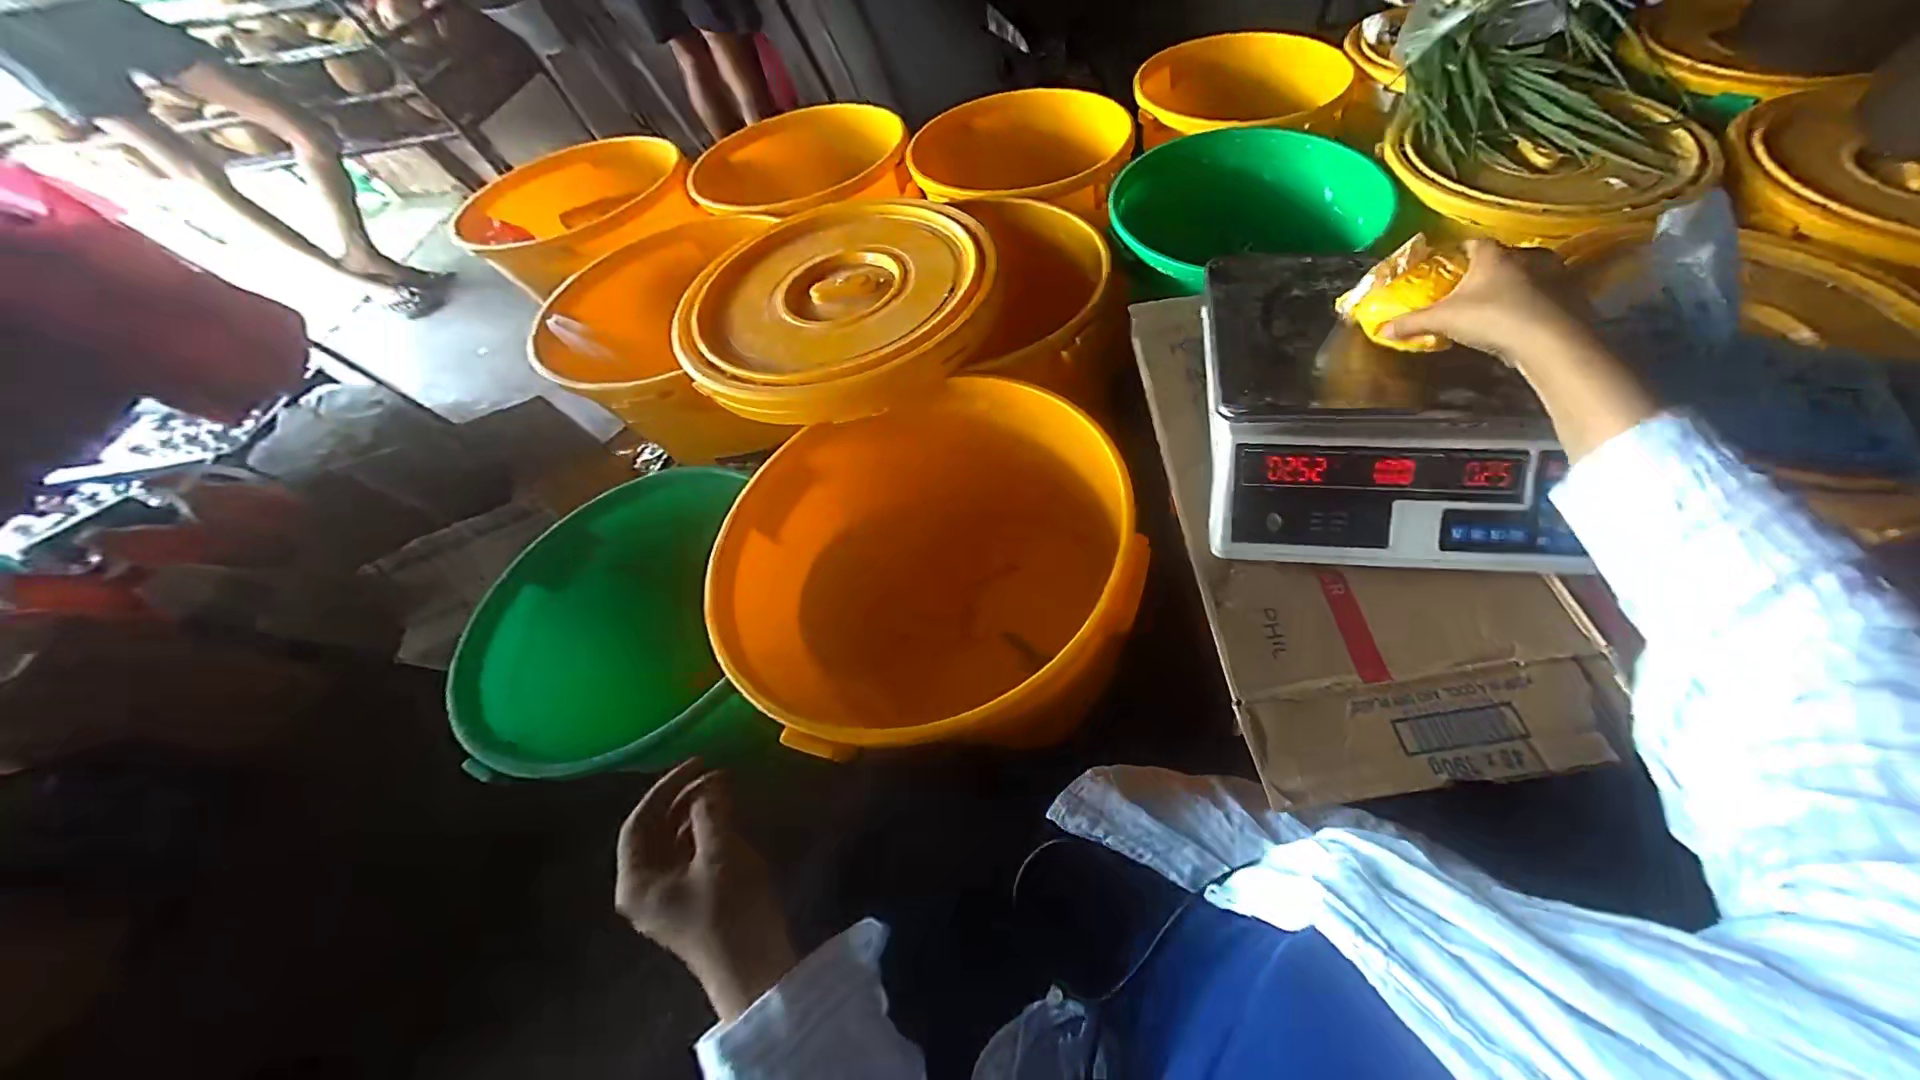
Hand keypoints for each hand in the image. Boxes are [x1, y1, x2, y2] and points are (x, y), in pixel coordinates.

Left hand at [615, 759, 795, 1021]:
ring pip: (674, 841)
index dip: (667, 787)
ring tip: (726, 789)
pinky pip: (689, 854)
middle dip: (684, 798)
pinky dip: (705, 831)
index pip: (640, 822)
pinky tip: (727, 817)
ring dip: (697, 812)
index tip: (698, 762)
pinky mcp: (690, 900)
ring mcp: (667, 897)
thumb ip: (711, 812)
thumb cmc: (730, 909)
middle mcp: (643, 889)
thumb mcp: (720, 853)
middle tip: (717, 773)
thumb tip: (710, 782)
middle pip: (655, 831)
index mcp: (636, 881)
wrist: (753, 966)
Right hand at [1383, 238, 1656, 460]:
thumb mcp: (1441, 321)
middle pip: (1502, 257)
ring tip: (1496, 304)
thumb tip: (1380, 330)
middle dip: (1486, 270)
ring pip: (1527, 273)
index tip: (1448, 263)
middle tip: (1470, 287)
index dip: (1458, 252)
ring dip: (1513, 284)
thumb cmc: (1492, 318)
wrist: (1549, 339)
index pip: (1472, 244)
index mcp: (1493, 256)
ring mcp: (1554, 273)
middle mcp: (1527, 256)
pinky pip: (1546, 292)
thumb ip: (1410, 323)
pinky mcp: (1572, 294)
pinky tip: (1520, 318)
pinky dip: (1533, 301)